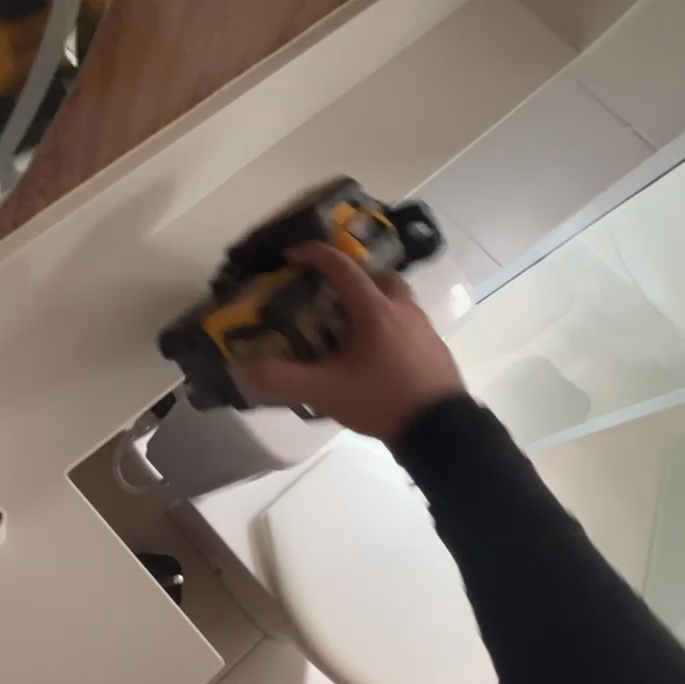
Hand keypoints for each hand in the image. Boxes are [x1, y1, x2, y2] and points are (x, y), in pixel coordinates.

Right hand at [237, 242, 465, 439]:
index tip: (290, 257)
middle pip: (377, 277)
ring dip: (373, 302)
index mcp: (373, 310)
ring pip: (396, 299)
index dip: (313, 255)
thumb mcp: (324, 391)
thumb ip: (282, 378)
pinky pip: (407, 323)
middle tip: (330, 297)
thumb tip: (245, 368)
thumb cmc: (380, 400)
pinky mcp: (434, 347)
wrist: (440, 428)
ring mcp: (423, 327)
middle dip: (352, 278)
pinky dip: (388, 326)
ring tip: (350, 328)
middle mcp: (401, 309)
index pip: (341, 267)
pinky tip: (374, 354)